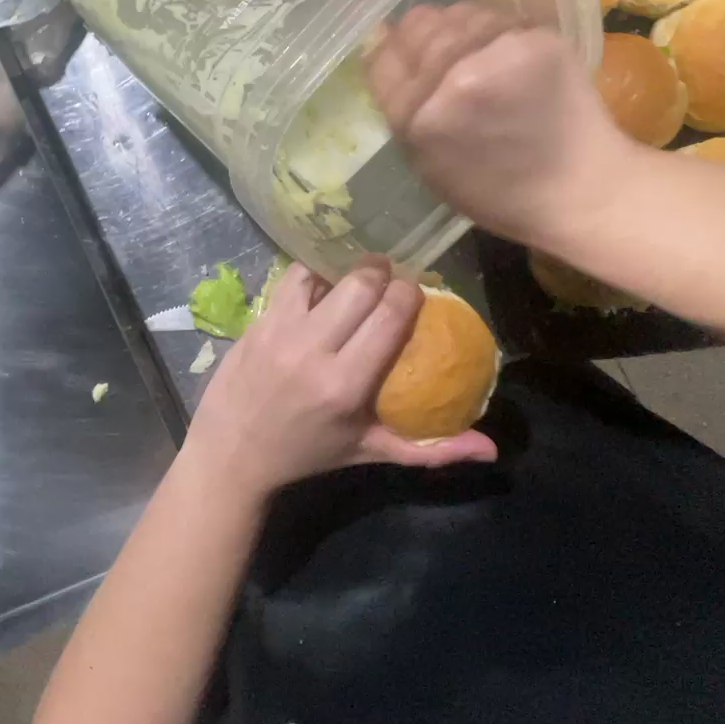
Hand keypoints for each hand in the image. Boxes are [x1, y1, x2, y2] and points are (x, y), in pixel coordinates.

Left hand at [181, 261, 498, 502]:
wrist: (233, 451)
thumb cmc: (307, 453)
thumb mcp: (369, 453)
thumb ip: (431, 450)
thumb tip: (491, 449)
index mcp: (345, 384)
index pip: (390, 316)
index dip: (410, 293)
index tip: (417, 294)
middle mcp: (311, 350)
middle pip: (360, 286)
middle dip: (384, 273)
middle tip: (392, 280)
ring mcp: (279, 331)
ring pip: (322, 274)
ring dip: (345, 270)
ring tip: (357, 278)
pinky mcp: (257, 321)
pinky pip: (291, 281)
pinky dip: (313, 276)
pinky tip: (323, 286)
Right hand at [366, 3, 633, 244]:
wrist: (577, 191)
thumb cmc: (493, 190)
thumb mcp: (425, 163)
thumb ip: (401, 109)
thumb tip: (381, 48)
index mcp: (418, 118)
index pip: (381, 59)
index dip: (387, 54)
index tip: (397, 57)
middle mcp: (451, 79)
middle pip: (415, 26)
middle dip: (419, 39)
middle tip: (437, 59)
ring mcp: (495, 53)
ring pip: (452, 14)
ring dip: (454, 30)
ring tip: (472, 58)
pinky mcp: (534, 37)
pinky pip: (492, 17)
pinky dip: (489, 31)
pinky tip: (501, 57)